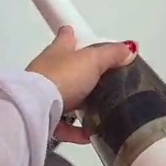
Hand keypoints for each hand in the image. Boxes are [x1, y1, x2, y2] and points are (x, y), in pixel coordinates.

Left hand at [26, 26, 135, 143]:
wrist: (35, 108)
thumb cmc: (63, 76)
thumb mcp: (92, 60)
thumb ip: (111, 54)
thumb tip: (129, 48)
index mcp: (58, 52)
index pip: (65, 38)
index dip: (71, 35)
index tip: (73, 31)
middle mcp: (47, 71)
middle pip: (65, 69)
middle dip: (80, 73)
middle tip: (101, 80)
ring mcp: (42, 95)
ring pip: (64, 97)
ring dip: (79, 104)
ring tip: (100, 111)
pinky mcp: (42, 118)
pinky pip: (62, 125)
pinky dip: (76, 131)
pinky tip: (90, 135)